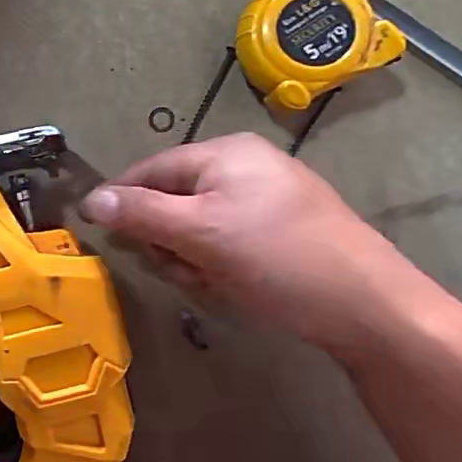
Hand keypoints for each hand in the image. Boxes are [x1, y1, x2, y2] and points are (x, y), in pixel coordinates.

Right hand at [79, 132, 426, 356]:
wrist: (371, 308)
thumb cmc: (278, 258)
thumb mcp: (200, 234)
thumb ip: (141, 213)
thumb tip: (89, 199)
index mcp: (224, 153)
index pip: (150, 169)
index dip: (122, 201)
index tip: (104, 237)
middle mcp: (243, 166)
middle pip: (172, 198)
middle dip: (166, 238)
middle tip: (181, 269)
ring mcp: (264, 198)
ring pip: (196, 225)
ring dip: (190, 257)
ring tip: (211, 281)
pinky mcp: (279, 230)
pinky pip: (225, 239)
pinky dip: (218, 263)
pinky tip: (233, 285)